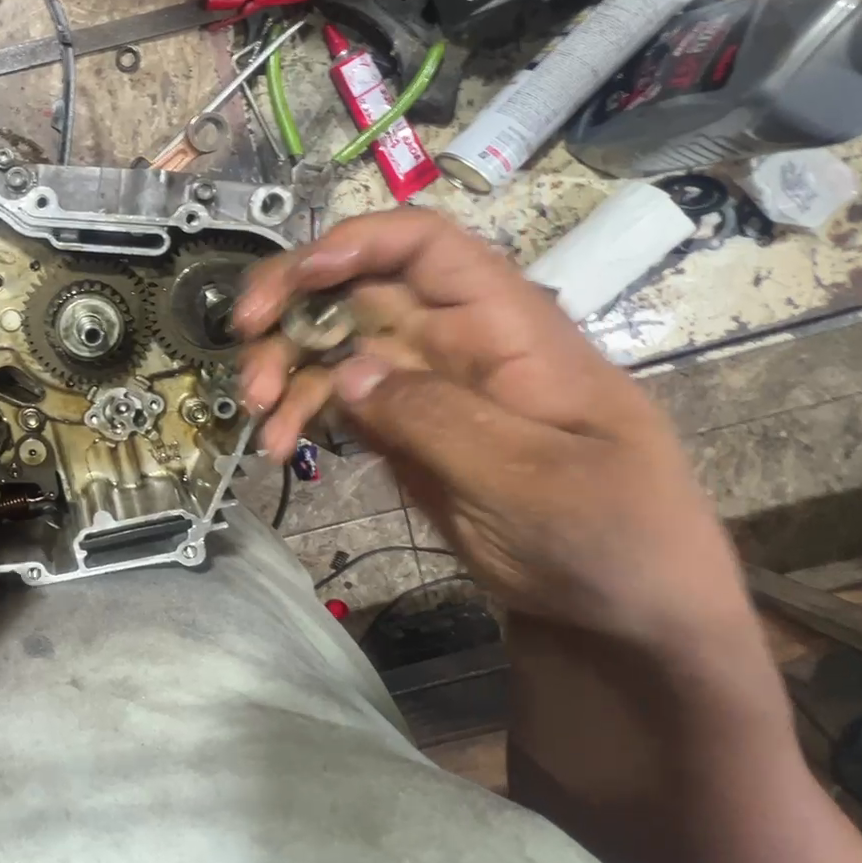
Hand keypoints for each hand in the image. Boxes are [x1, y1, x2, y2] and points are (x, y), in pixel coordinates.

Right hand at [234, 209, 746, 643]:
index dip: (357, 242)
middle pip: (356, 287)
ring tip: (258, 411)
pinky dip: (293, 413)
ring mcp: (419, 384)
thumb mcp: (533, 479)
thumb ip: (437, 418)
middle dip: (292, 304)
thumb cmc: (609, 539)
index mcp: (506, 327)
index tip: (297, 280)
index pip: (427, 247)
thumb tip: (347, 371)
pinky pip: (328, 399)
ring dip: (282, 366)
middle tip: (244, 335)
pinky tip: (275, 446)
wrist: (617, 620)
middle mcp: (452, 340)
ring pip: (329, 343)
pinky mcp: (394, 427)